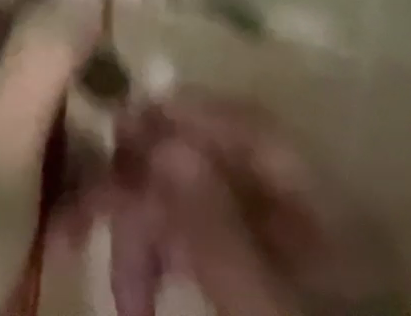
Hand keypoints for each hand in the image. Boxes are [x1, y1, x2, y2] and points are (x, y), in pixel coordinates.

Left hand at [0, 0, 105, 315]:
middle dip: (64, 78)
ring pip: (18, 87)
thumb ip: (43, 51)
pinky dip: (45, 165)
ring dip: (64, 134)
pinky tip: (70, 214)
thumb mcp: (0, 140)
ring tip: (94, 190)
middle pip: (5, 34)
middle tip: (117, 108)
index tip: (110, 8)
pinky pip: (10, 130)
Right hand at [123, 93, 402, 315]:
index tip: (118, 124)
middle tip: (87, 215)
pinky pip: (187, 244)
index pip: (249, 128)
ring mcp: (272, 246)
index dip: (185, 113)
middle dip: (144, 189)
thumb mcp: (265, 312)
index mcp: (324, 209)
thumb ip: (217, 231)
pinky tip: (133, 298)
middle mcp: (297, 214)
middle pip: (205, 164)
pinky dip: (155, 262)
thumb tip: (164, 145)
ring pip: (186, 205)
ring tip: (121, 297)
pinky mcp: (246, 275)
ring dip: (141, 237)